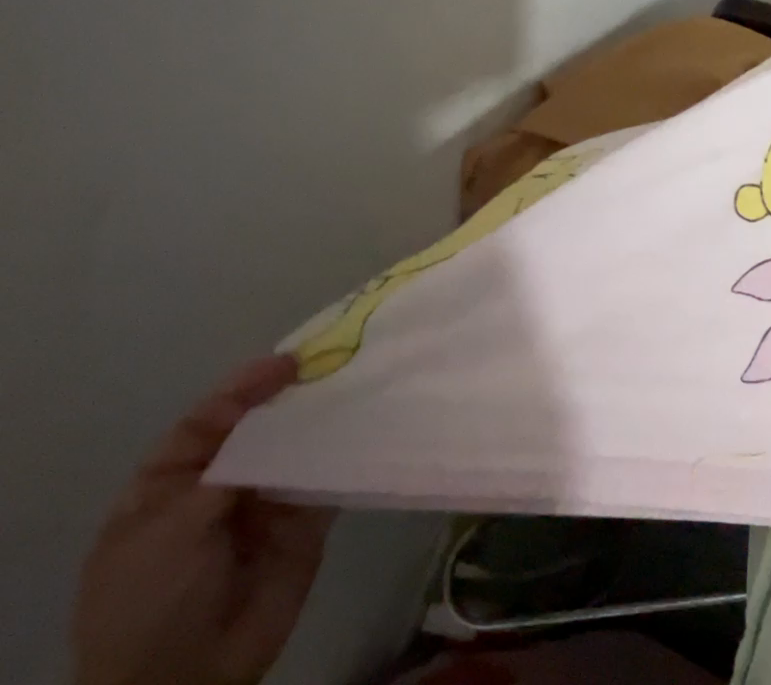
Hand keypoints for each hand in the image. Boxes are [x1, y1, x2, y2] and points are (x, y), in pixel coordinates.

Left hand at [72, 355, 334, 684]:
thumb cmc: (150, 597)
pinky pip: (330, 484)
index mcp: (169, 485)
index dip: (243, 389)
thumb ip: (225, 473)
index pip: (208, 423)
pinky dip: (350, 460)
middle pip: (261, 432)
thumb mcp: (167, 530)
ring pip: (301, 453)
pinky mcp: (307, 525)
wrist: (184, 672)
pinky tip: (373, 434)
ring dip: (327, 425)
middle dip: (294, 400)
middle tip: (340, 364)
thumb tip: (282, 426)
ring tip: (365, 388)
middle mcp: (221, 487)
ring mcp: (266, 506)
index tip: (288, 361)